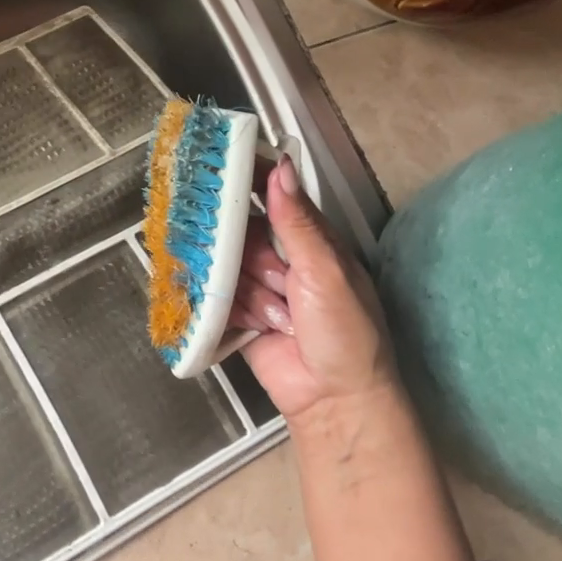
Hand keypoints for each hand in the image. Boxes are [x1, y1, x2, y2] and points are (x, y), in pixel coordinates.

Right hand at [229, 157, 397, 419]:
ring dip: (248, 290)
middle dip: (247, 251)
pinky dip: (233, 308)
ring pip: (227, 263)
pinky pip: (218, 294)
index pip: (274, 194)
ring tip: (279, 318)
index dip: (248, 176)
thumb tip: (281, 166)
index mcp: (310, 240)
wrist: (334, 402)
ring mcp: (258, 285)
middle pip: (240, 230)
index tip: (216, 158)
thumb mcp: (325, 272)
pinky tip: (258, 326)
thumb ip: (296, 221)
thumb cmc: (345, 332)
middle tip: (269, 275)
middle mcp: (281, 257)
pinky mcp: (238, 312)